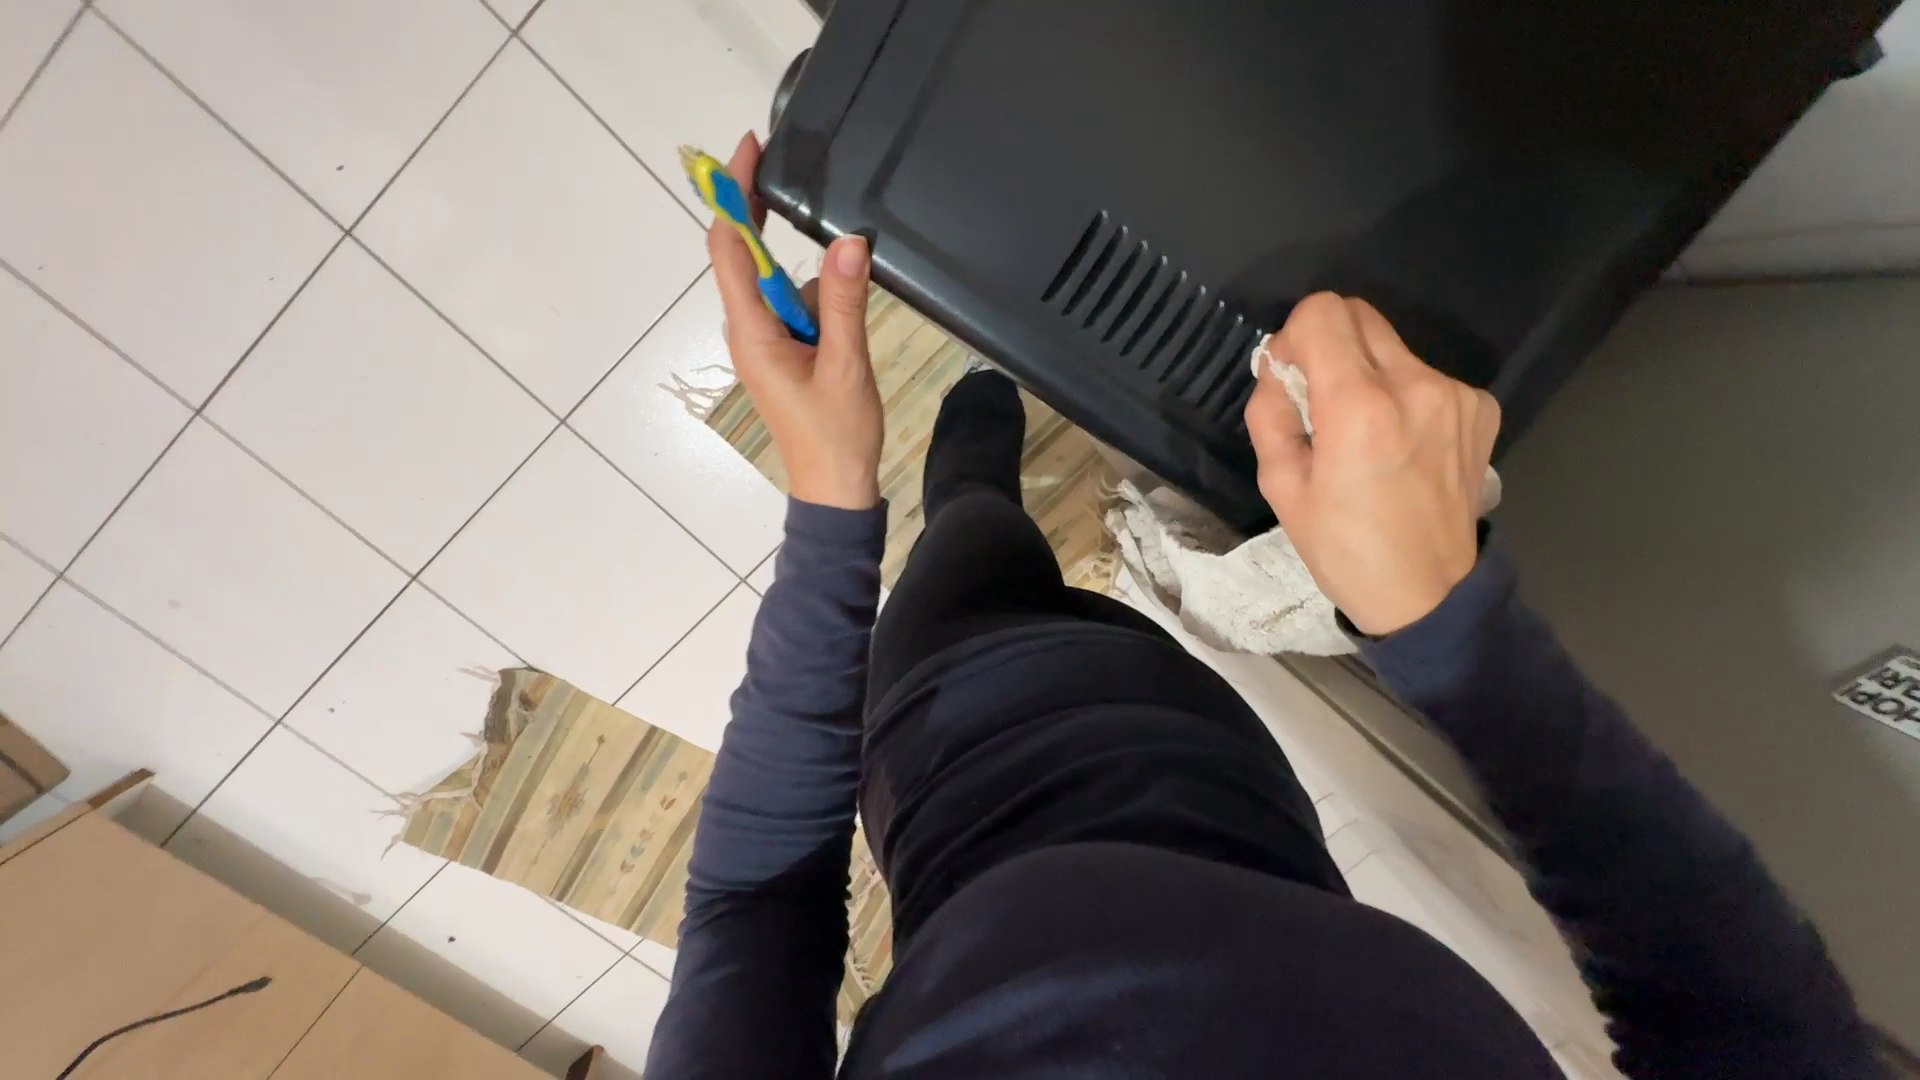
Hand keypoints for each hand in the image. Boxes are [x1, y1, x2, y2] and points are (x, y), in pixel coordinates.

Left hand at [708, 133, 883, 510]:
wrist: (834, 489)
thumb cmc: (836, 434)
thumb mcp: (846, 365)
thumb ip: (843, 303)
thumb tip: (848, 241)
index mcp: (753, 332)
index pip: (730, 248)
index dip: (734, 195)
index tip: (750, 150)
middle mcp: (749, 331)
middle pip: (744, 258)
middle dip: (760, 213)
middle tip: (785, 168)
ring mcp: (764, 344)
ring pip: (774, 283)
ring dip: (798, 263)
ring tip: (841, 265)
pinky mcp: (783, 355)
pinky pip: (790, 308)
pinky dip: (811, 293)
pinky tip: (843, 305)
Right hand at [1244, 293, 1499, 635]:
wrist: (1426, 594)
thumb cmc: (1341, 547)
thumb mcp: (1279, 486)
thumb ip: (1271, 413)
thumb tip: (1277, 368)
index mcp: (1359, 407)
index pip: (1323, 314)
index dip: (1293, 337)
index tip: (1288, 377)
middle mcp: (1416, 385)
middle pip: (1358, 314)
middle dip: (1325, 345)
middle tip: (1316, 401)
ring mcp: (1456, 394)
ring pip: (1390, 345)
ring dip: (1363, 372)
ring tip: (1361, 434)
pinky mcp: (1480, 407)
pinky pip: (1422, 375)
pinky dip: (1399, 394)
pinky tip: (1398, 443)